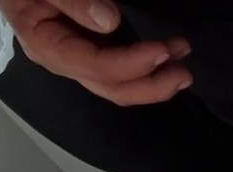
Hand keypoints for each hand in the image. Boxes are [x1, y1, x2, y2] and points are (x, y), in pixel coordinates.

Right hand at [0, 0, 190, 104]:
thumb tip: (109, 21)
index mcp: (46, 46)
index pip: (98, 67)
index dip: (133, 64)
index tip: (163, 52)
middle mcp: (63, 63)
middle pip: (113, 89)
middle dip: (153, 85)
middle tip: (185, 72)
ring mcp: (74, 60)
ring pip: (119, 86)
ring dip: (155, 82)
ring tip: (183, 69)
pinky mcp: (85, 52)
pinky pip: (118, 72)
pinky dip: (144, 70)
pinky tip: (165, 63)